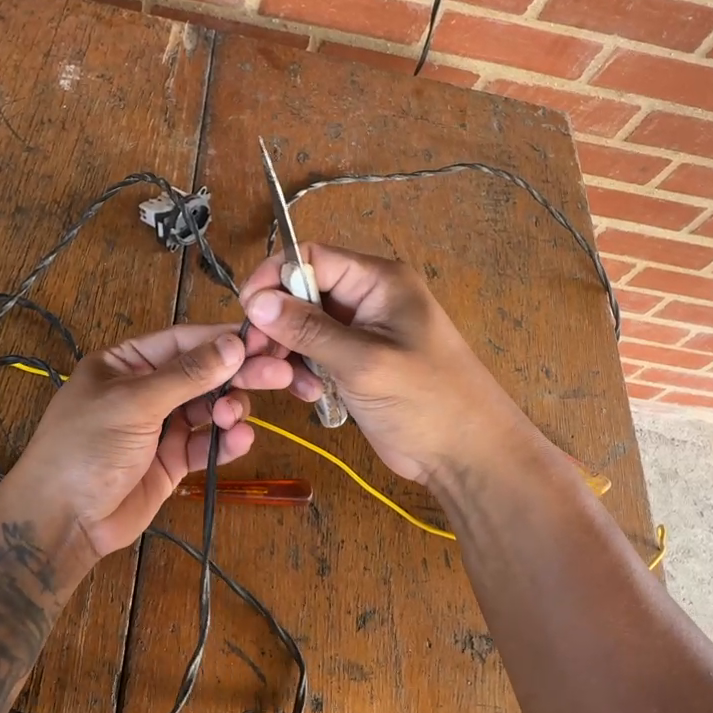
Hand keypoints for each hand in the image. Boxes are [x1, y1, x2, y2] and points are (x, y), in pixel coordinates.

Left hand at [9, 324, 292, 559]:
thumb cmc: (86, 447)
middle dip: (238, 374)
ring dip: (229, 409)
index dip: (224, 340)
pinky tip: (240, 440)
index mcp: (125, 363)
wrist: (62, 520)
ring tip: (234, 419)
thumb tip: (234, 343)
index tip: (267, 340)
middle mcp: (144, 390)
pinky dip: (224, 442)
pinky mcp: (171, 462)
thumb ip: (187, 375)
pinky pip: (205, 445)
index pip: (183, 342)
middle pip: (202, 374)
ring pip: (209, 409)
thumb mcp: (133, 403)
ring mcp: (159, 428)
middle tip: (280, 374)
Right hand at [239, 244, 536, 485]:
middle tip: (259, 357)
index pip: (311, 258)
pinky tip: (307, 394)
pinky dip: (302, 371)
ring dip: (287, 352)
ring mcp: (359, 332)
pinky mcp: (353, 363)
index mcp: (378, 281)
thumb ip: (308, 330)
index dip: (274, 277)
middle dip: (276, 323)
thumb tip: (256, 302)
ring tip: (286, 382)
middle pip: (301, 293)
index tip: (246, 310)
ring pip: (302, 327)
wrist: (465, 454)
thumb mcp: (363, 362)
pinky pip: (313, 355)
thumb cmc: (427, 400)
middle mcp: (366, 299)